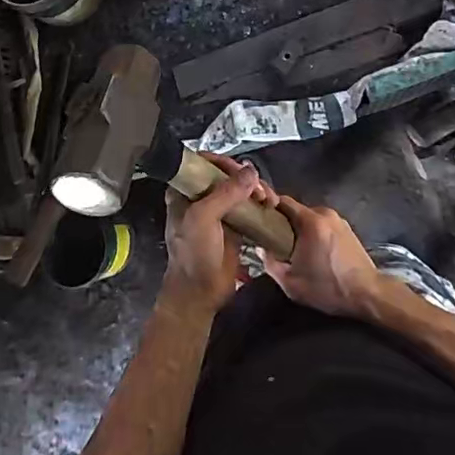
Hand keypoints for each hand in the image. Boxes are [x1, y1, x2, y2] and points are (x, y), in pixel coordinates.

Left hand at [162, 153, 276, 314]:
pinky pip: (251, 205)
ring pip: (241, 188)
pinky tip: (270, 206)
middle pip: (227, 173)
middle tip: (258, 189)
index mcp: (184, 192)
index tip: (238, 168)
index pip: (203, 164)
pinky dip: (261, 202)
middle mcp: (201, 197)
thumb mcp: (203, 218)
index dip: (221, 161)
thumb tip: (251, 172)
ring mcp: (219, 210)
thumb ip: (226, 193)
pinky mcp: (235, 224)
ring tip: (268, 200)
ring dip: (257, 189)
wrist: (201, 293)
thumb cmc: (194, 254)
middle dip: (245, 176)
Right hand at [263, 196, 384, 319]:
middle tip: (277, 242)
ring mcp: (339, 219)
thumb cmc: (328, 288)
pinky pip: (324, 224)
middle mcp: (325, 214)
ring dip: (302, 229)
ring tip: (296, 250)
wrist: (366, 292)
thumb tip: (262, 248)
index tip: (261, 221)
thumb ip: (271, 263)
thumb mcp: (292, 283)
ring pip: (311, 218)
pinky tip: (315, 252)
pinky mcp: (347, 227)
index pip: (284, 202)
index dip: (269, 208)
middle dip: (286, 223)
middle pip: (298, 210)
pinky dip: (316, 233)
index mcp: (311, 221)